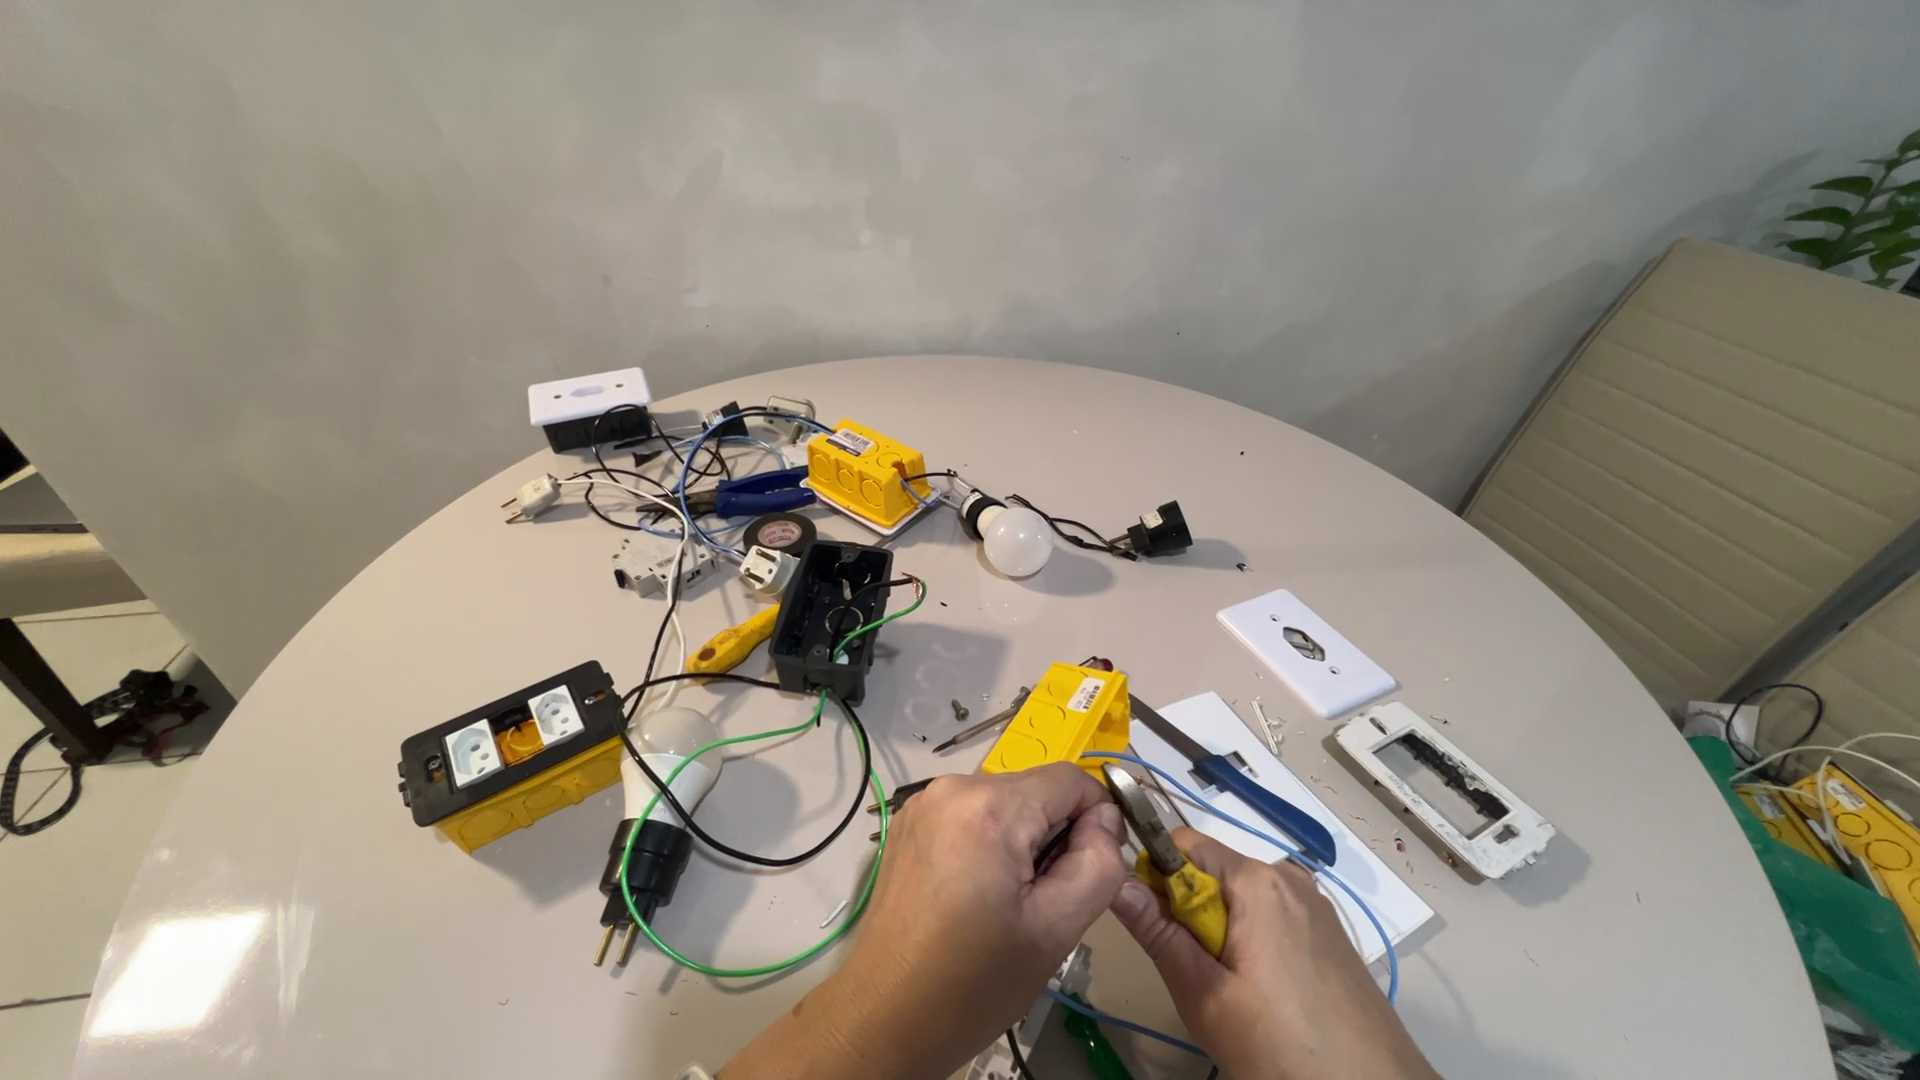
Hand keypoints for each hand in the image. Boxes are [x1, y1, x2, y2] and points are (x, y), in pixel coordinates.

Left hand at [723, 763, 1126, 1078]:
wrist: (884, 1015)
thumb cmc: (974, 982)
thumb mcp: (1056, 930)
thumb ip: (1098, 865)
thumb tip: (1104, 821)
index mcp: (989, 807)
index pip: (1071, 779)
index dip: (1096, 818)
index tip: (1089, 868)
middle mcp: (951, 787)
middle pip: (1035, 790)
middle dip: (1055, 834)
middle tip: (1044, 899)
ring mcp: (924, 802)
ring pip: (1005, 801)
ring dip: (1022, 840)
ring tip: (1008, 901)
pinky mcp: (909, 822)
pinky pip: (971, 813)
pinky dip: (989, 842)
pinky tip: (977, 893)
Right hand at [1110, 827, 1437, 1079]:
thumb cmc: (1284, 1048)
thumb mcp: (1206, 995)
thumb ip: (1158, 933)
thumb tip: (1115, 881)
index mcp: (1258, 881)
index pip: (1183, 844)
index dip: (1155, 876)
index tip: (1150, 926)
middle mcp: (1288, 879)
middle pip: (1212, 873)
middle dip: (1189, 913)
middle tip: (1193, 976)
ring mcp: (1313, 907)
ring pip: (1239, 901)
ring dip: (1218, 933)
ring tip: (1229, 994)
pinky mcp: (1328, 936)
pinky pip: (1269, 919)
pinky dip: (1251, 945)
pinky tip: (1262, 998)